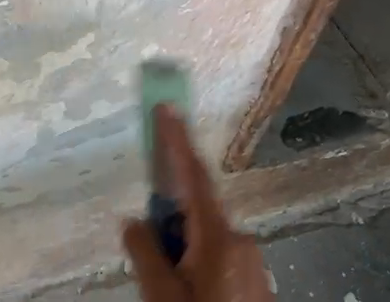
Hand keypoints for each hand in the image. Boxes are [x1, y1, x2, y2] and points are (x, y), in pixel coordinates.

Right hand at [122, 106, 273, 301]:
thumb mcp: (161, 297)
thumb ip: (145, 252)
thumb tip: (135, 222)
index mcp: (219, 239)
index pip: (193, 176)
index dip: (177, 139)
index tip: (166, 106)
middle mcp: (242, 243)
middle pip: (195, 210)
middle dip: (168, 216)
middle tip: (149, 248)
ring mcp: (252, 266)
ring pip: (204, 238)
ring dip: (180, 246)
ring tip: (164, 284)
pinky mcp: (254, 286)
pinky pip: (216, 258)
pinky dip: (193, 261)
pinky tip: (182, 289)